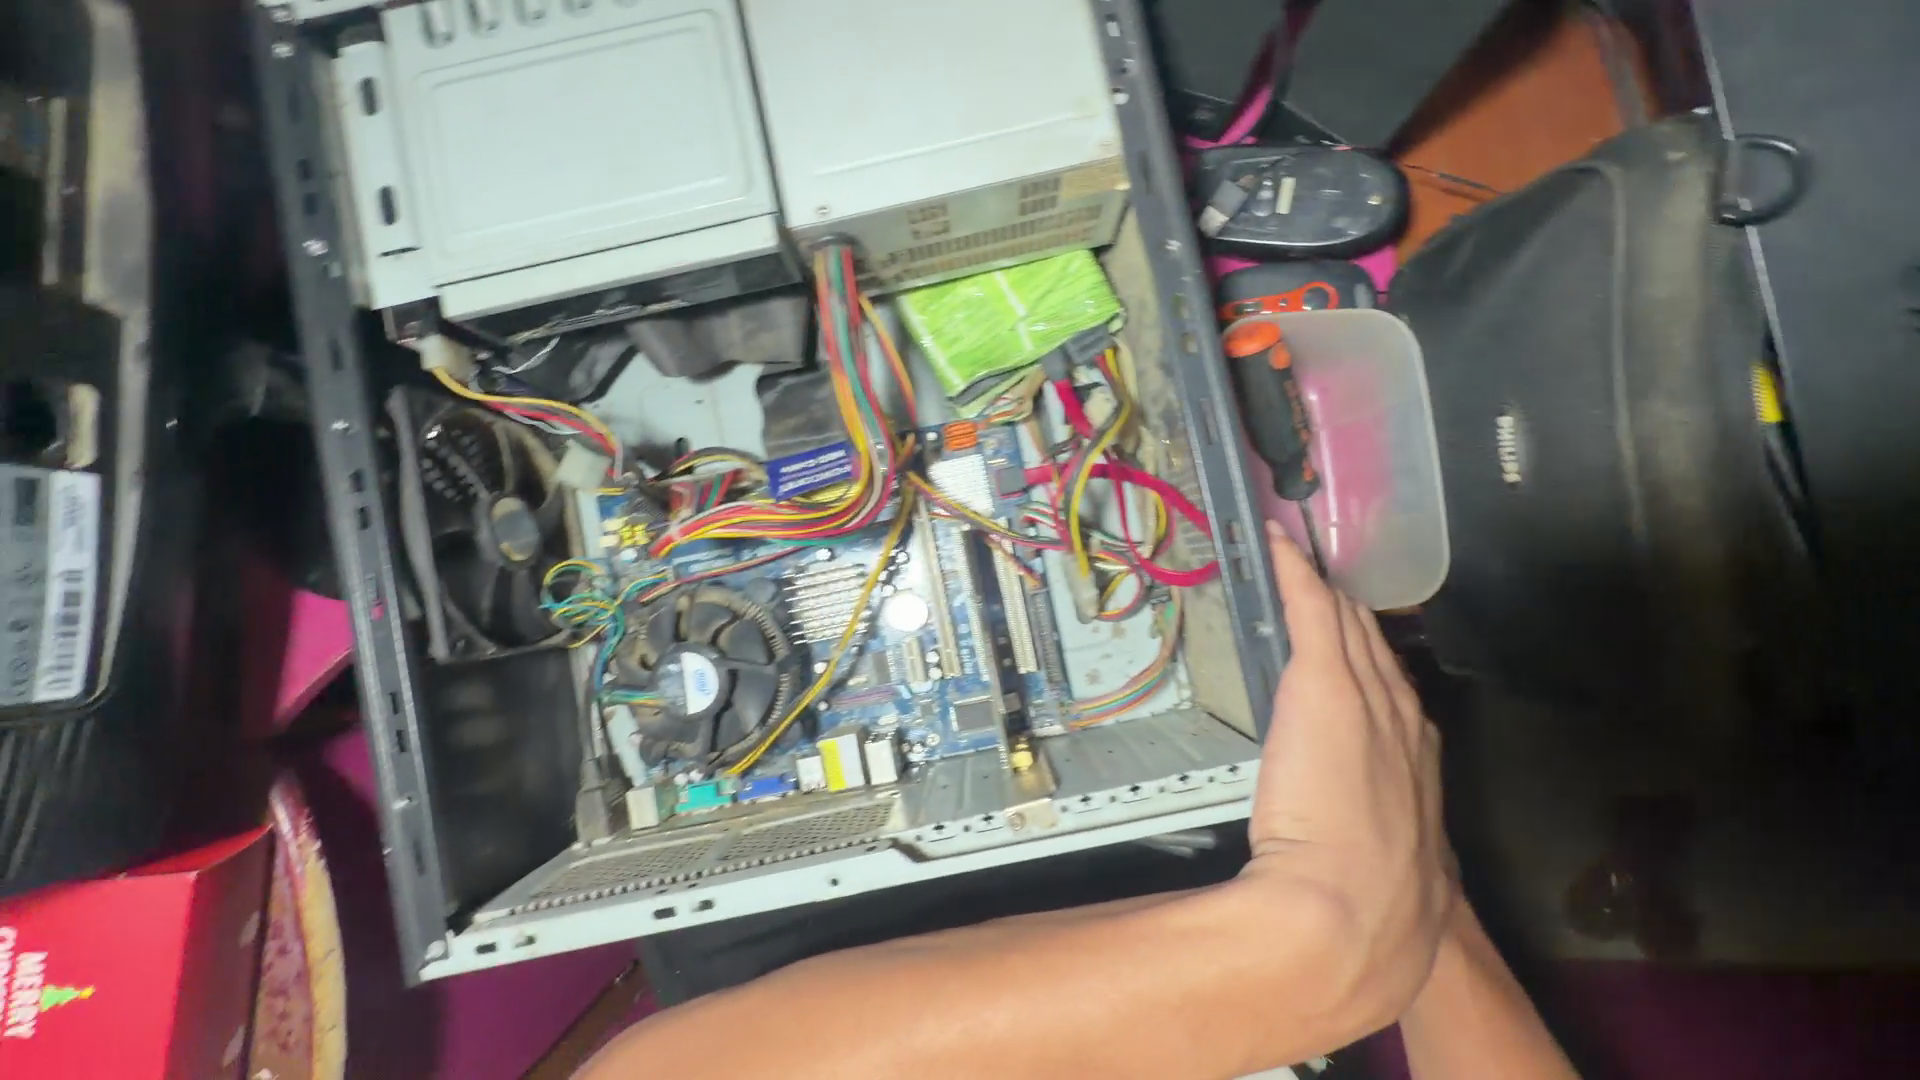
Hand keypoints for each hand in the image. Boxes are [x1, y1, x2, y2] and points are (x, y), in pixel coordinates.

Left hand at [1243, 521, 1455, 1039]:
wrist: (1348, 908)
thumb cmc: (1360, 896)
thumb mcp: (1380, 858)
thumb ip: (1368, 828)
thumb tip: (1350, 827)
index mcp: (1413, 757)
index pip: (1388, 688)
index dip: (1369, 655)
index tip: (1351, 629)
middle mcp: (1401, 717)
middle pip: (1374, 648)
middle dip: (1352, 609)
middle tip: (1332, 569)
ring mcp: (1366, 695)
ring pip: (1348, 624)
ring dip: (1327, 587)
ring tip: (1310, 551)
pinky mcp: (1324, 683)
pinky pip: (1312, 611)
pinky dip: (1296, 574)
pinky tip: (1279, 543)